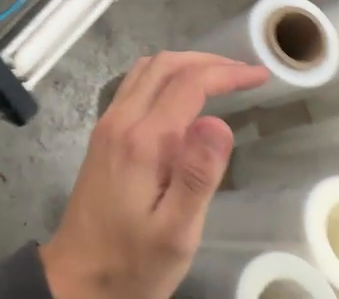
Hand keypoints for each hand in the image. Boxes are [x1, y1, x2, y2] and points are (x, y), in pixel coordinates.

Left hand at [38, 52, 267, 298]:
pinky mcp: (104, 136)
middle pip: (163, 66)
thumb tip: (219, 122)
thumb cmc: (133, 263)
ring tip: (221, 78)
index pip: (187, 84)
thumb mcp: (177, 233)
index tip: (260, 74)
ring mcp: (108, 125)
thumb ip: (197, 176)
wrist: (78, 277)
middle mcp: (121, 120)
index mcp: (142, 140)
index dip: (226, 73)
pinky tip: (183, 98)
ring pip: (145, 71)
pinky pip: (134, 87)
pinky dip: (164, 77)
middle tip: (245, 72)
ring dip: (184, 65)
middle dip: (207, 61)